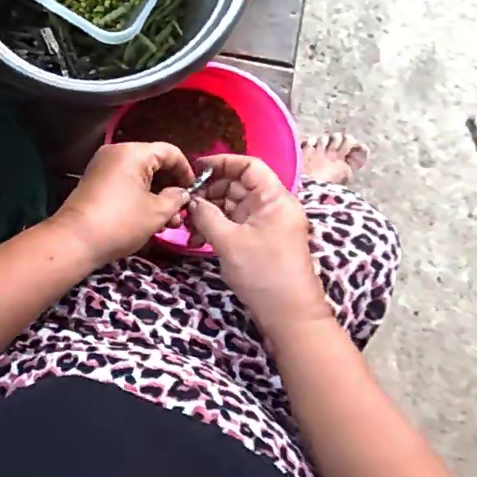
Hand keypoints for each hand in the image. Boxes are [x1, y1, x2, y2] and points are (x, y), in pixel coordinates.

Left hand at [50, 142, 195, 264]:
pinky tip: (149, 219)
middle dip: (170, 187)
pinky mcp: (94, 182)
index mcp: (132, 152)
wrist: (74, 240)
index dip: (187, 171)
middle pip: (153, 162)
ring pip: (139, 176)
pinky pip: (124, 183)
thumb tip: (182, 193)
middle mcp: (115, 152)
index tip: (195, 192)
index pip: (169, 152)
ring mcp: (102, 166)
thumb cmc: (120, 222)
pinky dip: (139, 197)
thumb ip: (176, 198)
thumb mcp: (157, 212)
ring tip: (168, 222)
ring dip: (156, 196)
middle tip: (181, 212)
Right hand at [184, 154, 327, 329]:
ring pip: (232, 205)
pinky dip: (215, 226)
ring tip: (189, 226)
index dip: (222, 162)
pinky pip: (234, 222)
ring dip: (208, 212)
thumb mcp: (228, 241)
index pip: (249, 166)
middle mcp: (273, 207)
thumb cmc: (264, 273)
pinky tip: (197, 239)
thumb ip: (206, 215)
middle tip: (186, 203)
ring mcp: (266, 224)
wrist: (289, 314)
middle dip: (210, 192)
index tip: (196, 169)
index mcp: (275, 199)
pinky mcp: (259, 239)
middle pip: (237, 185)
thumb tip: (191, 200)